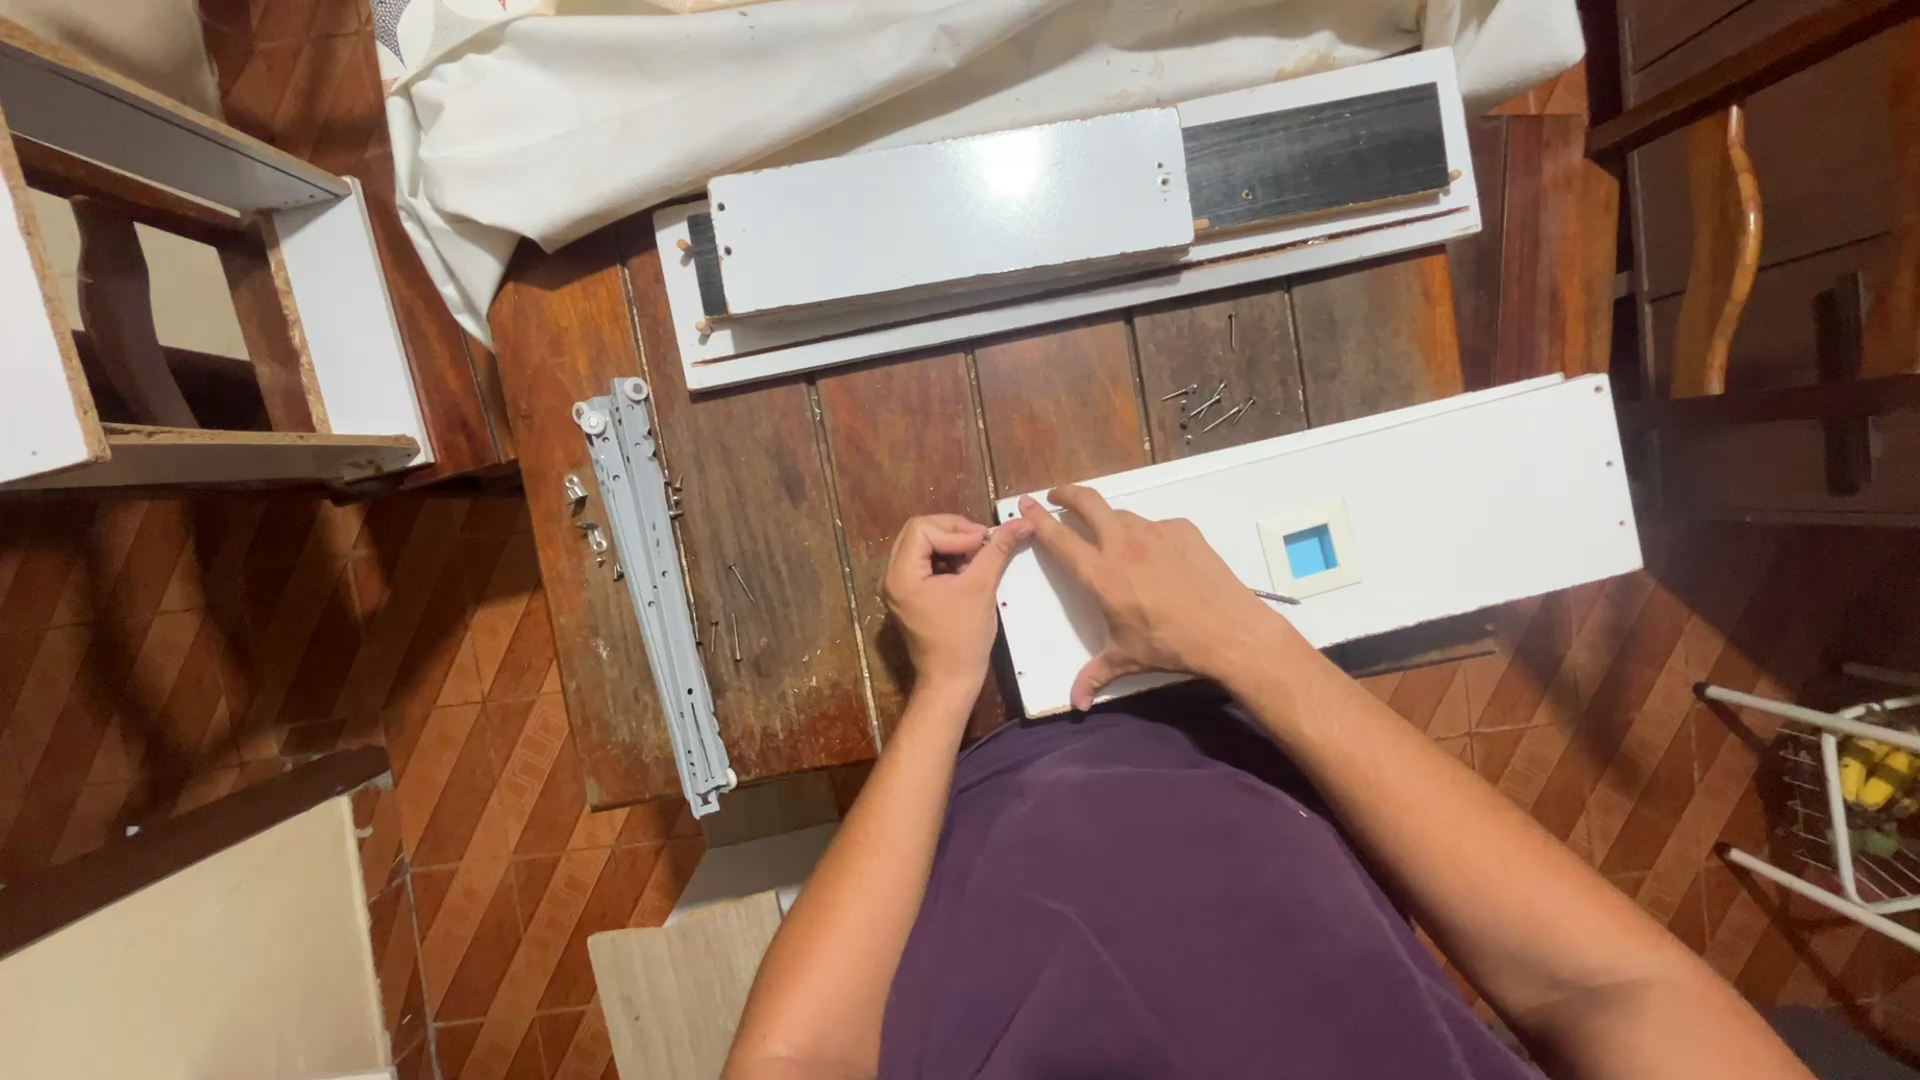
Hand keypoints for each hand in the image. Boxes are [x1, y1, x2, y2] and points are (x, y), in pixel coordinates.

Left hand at [881, 513, 1033, 692]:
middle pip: (919, 531)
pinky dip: (947, 558)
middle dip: (953, 531)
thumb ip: (997, 550)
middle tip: (982, 542)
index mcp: (902, 575)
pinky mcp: (910, 594)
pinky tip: (967, 568)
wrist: (951, 680)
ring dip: (951, 544)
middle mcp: (892, 576)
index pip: (923, 529)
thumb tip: (1021, 522)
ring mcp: (899, 586)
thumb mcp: (981, 588)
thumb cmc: (963, 638)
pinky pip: (924, 562)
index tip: (983, 543)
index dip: (955, 529)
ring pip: (922, 545)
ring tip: (977, 556)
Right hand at [1019, 486, 1311, 708]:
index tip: (1027, 502)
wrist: (1228, 631)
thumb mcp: (1126, 659)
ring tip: (1108, 532)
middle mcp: (1122, 544)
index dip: (1039, 518)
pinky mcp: (1183, 530)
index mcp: (1100, 573)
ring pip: (1121, 513)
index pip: (1059, 537)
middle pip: (1087, 502)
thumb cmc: (1169, 645)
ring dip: (1107, 517)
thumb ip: (1095, 675)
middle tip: (1058, 495)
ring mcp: (1155, 532)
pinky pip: (1156, 525)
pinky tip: (1156, 554)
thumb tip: (1076, 703)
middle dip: (1067, 493)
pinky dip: (1147, 534)